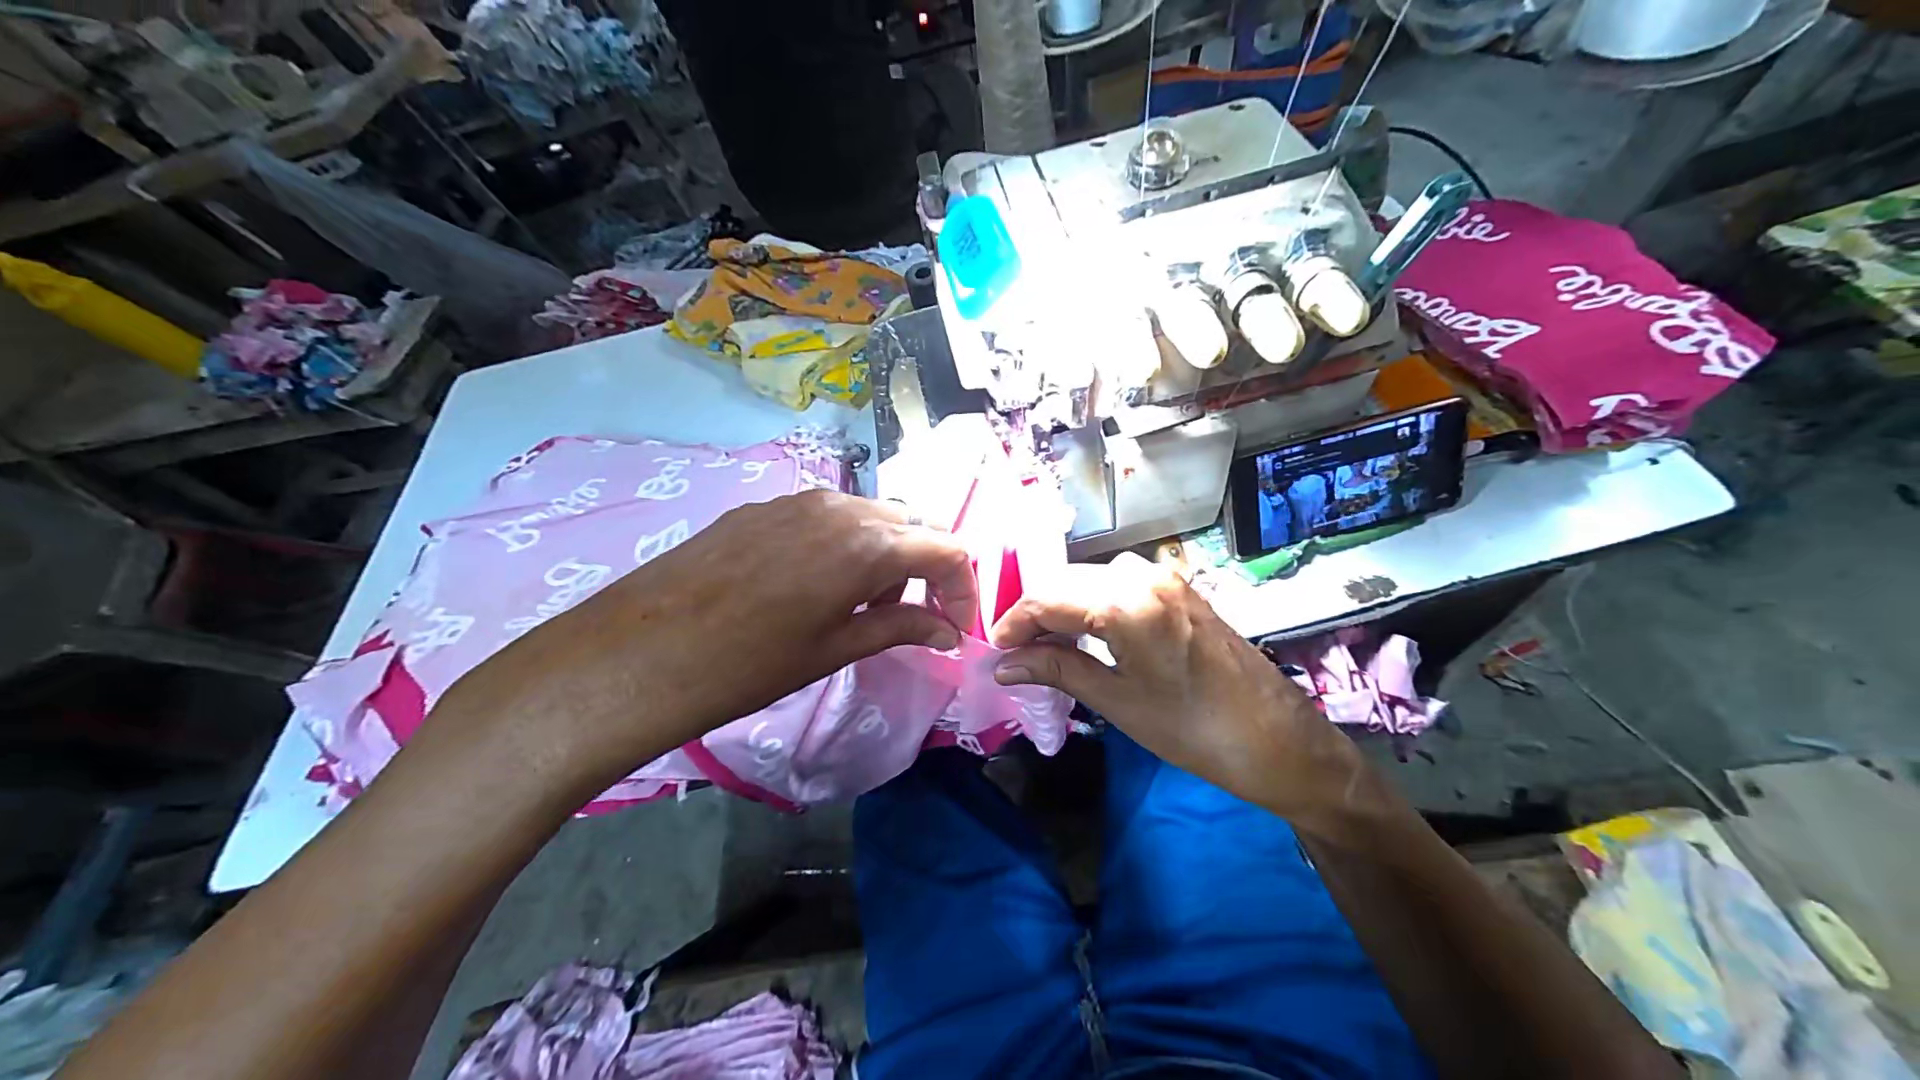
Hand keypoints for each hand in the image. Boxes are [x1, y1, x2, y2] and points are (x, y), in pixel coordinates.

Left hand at [433, 490, 977, 795]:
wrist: (634, 654)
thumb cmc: (745, 665)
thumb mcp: (833, 650)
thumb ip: (899, 629)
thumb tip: (947, 633)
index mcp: (867, 542)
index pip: (947, 549)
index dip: (963, 589)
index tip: (955, 628)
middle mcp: (839, 506)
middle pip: (910, 525)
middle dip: (925, 570)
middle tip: (912, 619)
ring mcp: (796, 501)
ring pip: (868, 518)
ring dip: (885, 557)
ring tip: (864, 609)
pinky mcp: (761, 508)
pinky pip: (826, 518)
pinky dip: (844, 547)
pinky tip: (817, 589)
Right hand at [989, 553, 1361, 823]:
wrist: (1281, 743)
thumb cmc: (1195, 730)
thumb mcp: (1118, 702)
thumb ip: (1057, 670)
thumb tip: (1005, 665)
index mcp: (1127, 602)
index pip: (1046, 598)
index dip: (1014, 624)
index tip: (995, 652)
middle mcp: (1144, 577)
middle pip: (1066, 581)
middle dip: (1034, 614)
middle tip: (1014, 654)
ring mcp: (1166, 580)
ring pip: (1091, 581)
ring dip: (1062, 609)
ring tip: (1043, 649)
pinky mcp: (1179, 591)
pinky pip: (1118, 587)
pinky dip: (1091, 607)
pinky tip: (1082, 636)